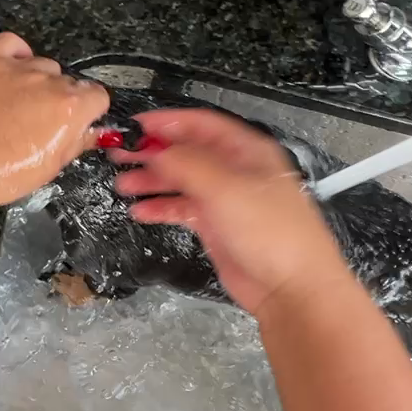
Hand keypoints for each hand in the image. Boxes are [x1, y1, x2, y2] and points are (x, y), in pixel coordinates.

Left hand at [0, 32, 108, 212]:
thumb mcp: (48, 169)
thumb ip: (75, 143)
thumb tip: (91, 132)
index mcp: (70, 108)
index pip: (97, 97)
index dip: (88, 112)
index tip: (75, 124)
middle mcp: (48, 81)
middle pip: (68, 82)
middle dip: (60, 101)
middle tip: (38, 125)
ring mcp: (16, 68)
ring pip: (41, 66)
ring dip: (36, 81)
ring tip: (15, 106)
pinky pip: (11, 44)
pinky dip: (16, 53)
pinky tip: (10, 70)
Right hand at [111, 109, 354, 316]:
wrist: (292, 288)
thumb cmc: (271, 233)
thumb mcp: (226, 189)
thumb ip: (186, 164)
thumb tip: (155, 151)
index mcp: (246, 151)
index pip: (200, 124)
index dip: (166, 122)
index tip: (134, 126)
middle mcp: (235, 171)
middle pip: (186, 151)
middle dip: (152, 151)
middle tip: (120, 153)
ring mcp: (225, 199)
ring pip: (180, 180)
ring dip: (151, 179)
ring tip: (123, 183)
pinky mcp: (216, 225)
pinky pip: (181, 208)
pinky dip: (160, 207)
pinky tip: (140, 211)